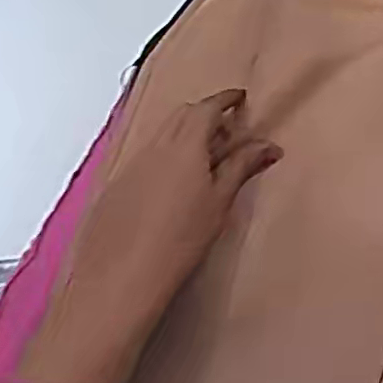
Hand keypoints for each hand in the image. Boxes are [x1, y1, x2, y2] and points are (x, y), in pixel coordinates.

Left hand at [21, 89, 280, 382]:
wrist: (117, 285)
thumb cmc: (179, 241)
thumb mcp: (220, 202)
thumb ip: (242, 166)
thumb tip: (269, 145)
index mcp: (184, 146)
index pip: (207, 108)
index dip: (226, 99)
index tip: (240, 98)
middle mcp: (154, 148)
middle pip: (181, 115)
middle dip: (206, 115)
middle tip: (227, 133)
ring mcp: (129, 168)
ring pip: (161, 136)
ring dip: (184, 137)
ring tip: (204, 164)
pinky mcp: (113, 191)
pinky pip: (144, 160)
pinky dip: (164, 159)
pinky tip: (172, 191)